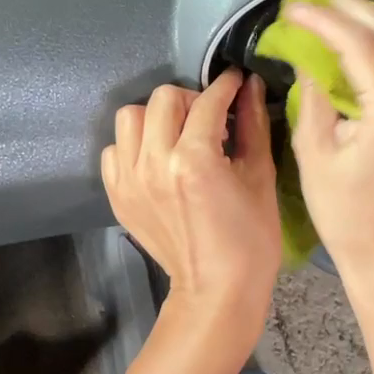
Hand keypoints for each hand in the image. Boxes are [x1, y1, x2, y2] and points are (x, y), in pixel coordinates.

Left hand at [101, 69, 280, 337]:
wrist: (215, 291)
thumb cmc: (250, 240)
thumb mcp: (260, 178)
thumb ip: (252, 124)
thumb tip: (249, 85)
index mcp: (194, 159)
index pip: (206, 102)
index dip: (225, 86)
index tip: (234, 82)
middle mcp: (154, 163)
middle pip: (162, 99)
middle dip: (190, 100)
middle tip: (208, 118)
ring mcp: (129, 179)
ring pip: (130, 118)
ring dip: (155, 119)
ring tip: (177, 136)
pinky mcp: (116, 195)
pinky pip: (113, 150)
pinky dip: (133, 147)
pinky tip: (156, 160)